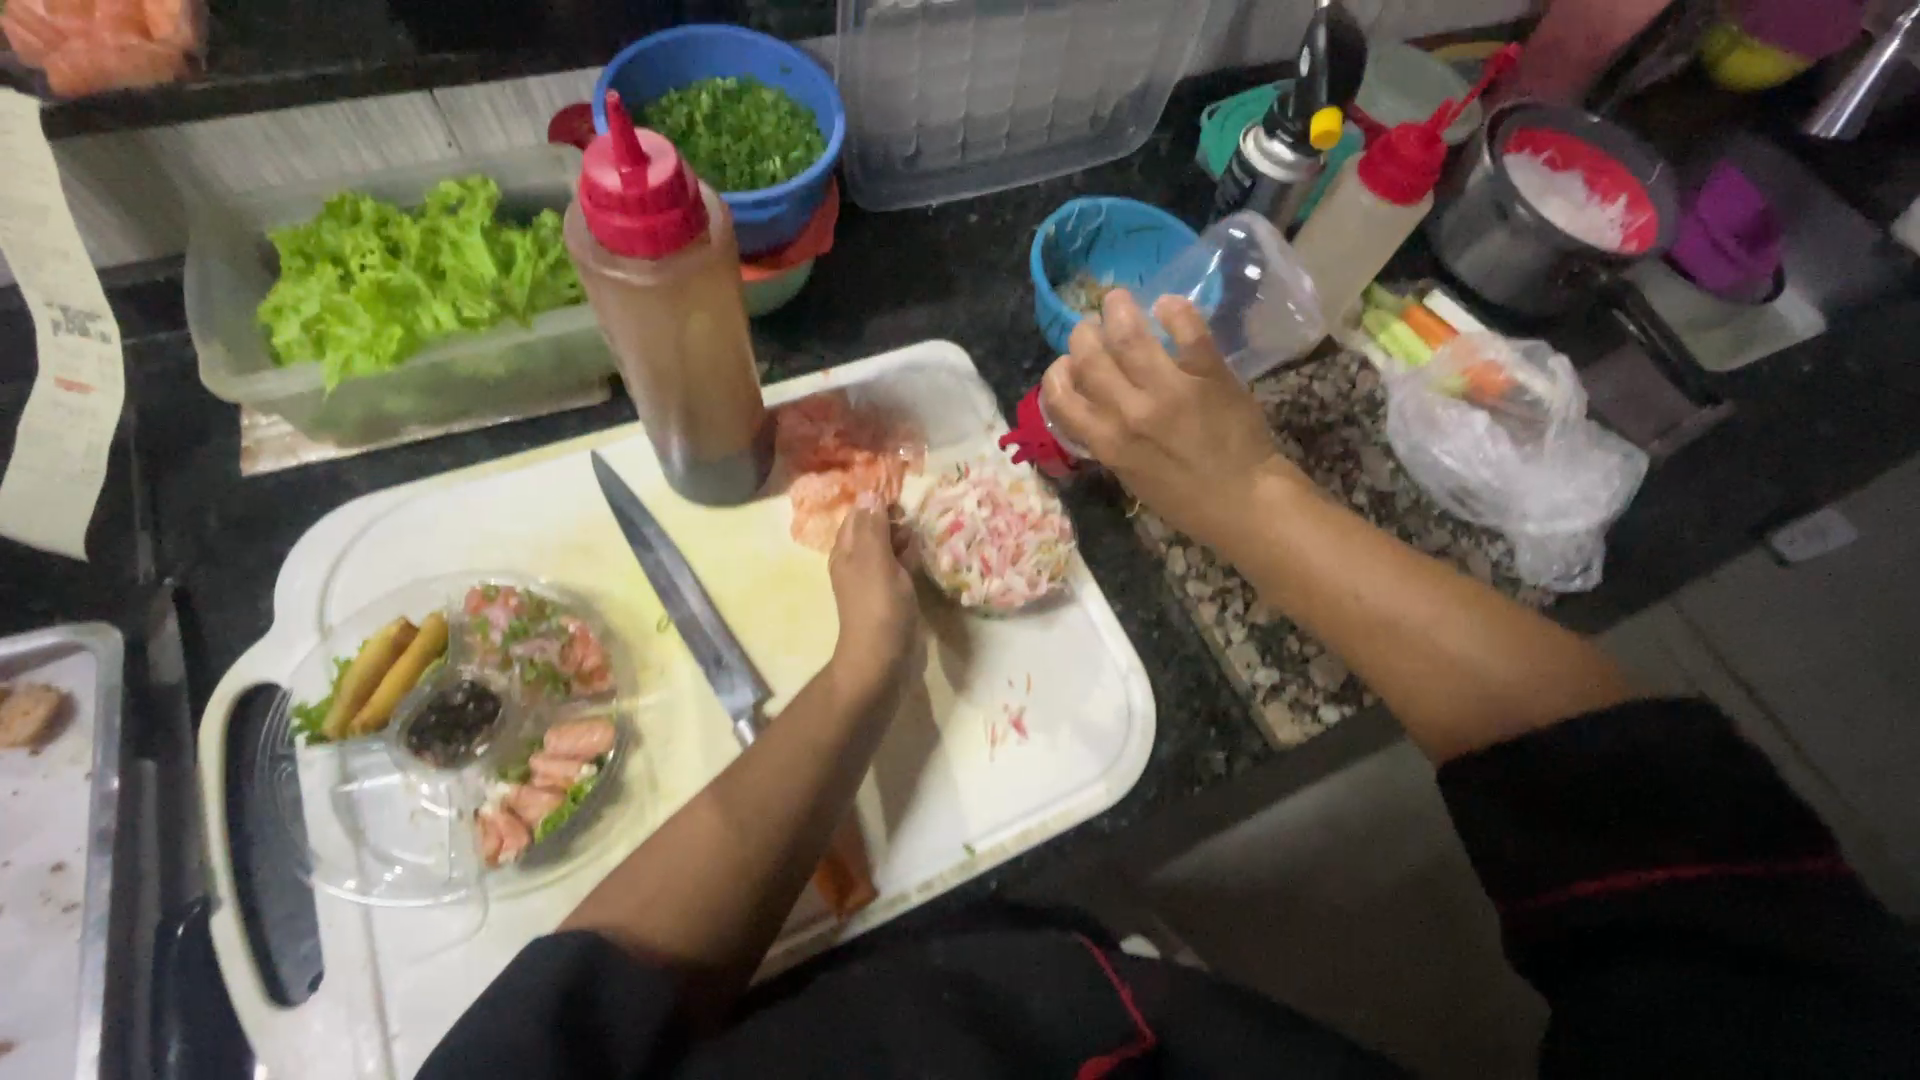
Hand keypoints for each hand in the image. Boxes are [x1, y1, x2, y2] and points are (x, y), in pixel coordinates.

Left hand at [826, 494, 918, 709]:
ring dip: (905, 539)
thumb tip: (869, 493)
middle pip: (874, 531)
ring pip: (889, 549)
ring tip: (924, 532)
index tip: (903, 497)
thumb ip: (873, 528)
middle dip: (894, 520)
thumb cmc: (878, 607)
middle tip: (917, 517)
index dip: (877, 503)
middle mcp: (857, 563)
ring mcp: (876, 581)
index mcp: (846, 552)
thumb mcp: (874, 561)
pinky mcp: (893, 596)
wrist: (883, 659)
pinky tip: (925, 555)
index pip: (859, 516)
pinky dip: (911, 559)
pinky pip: (901, 569)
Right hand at [1041, 289, 1310, 552]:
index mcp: (1106, 442)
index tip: (1066, 364)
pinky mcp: (1207, 375)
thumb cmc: (1183, 497)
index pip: (1059, 396)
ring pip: (1128, 334)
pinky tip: (1168, 305)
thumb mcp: (1128, 474)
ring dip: (1118, 309)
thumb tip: (1090, 401)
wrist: (1242, 501)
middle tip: (1091, 326)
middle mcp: (1129, 413)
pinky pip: (1187, 330)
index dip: (1057, 373)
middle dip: (1083, 333)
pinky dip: (1174, 310)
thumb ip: (1106, 437)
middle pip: (1088, 356)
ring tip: (1118, 300)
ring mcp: (1169, 391)